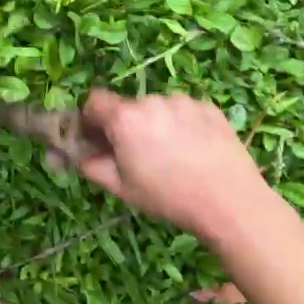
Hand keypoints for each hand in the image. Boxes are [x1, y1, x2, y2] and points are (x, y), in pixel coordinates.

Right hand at [74, 90, 275, 242]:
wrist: (230, 202)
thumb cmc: (168, 197)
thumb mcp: (120, 188)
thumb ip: (89, 165)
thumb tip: (73, 155)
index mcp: (124, 118)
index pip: (93, 101)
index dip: (91, 120)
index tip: (100, 141)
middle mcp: (151, 101)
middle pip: (127, 107)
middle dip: (126, 126)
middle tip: (139, 156)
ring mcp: (183, 101)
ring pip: (157, 109)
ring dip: (155, 124)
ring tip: (172, 156)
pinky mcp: (209, 108)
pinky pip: (183, 111)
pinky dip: (181, 125)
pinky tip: (194, 151)